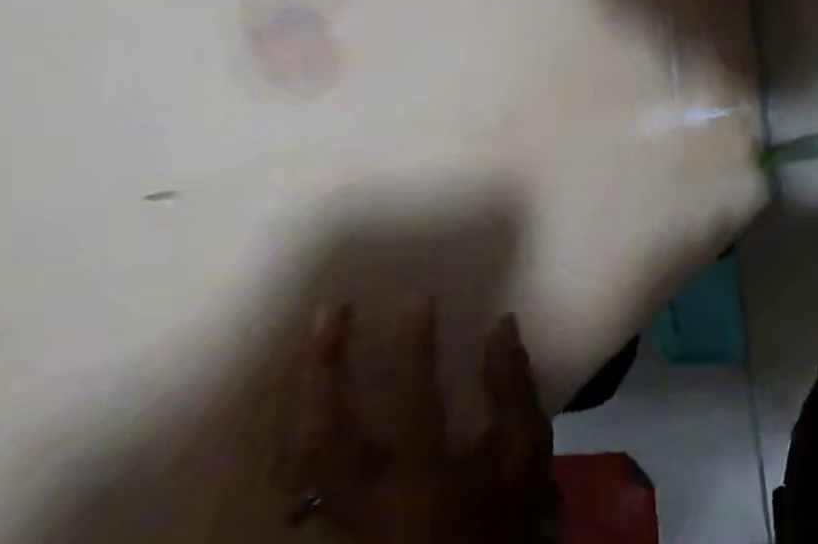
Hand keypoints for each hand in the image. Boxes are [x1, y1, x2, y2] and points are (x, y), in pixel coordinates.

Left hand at [281, 299, 556, 543]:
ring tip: (307, 343)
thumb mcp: (524, 454)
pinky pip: (296, 475)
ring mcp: (340, 518)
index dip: (414, 347)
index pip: (411, 406)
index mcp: (419, 484)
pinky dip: (293, 430)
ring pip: (295, 459)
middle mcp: (366, 503)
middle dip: (318, 370)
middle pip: (321, 438)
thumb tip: (501, 325)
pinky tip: (301, 395)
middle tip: (328, 312)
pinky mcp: (333, 521)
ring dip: (296, 396)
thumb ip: (512, 389)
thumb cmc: (504, 517)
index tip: (417, 298)